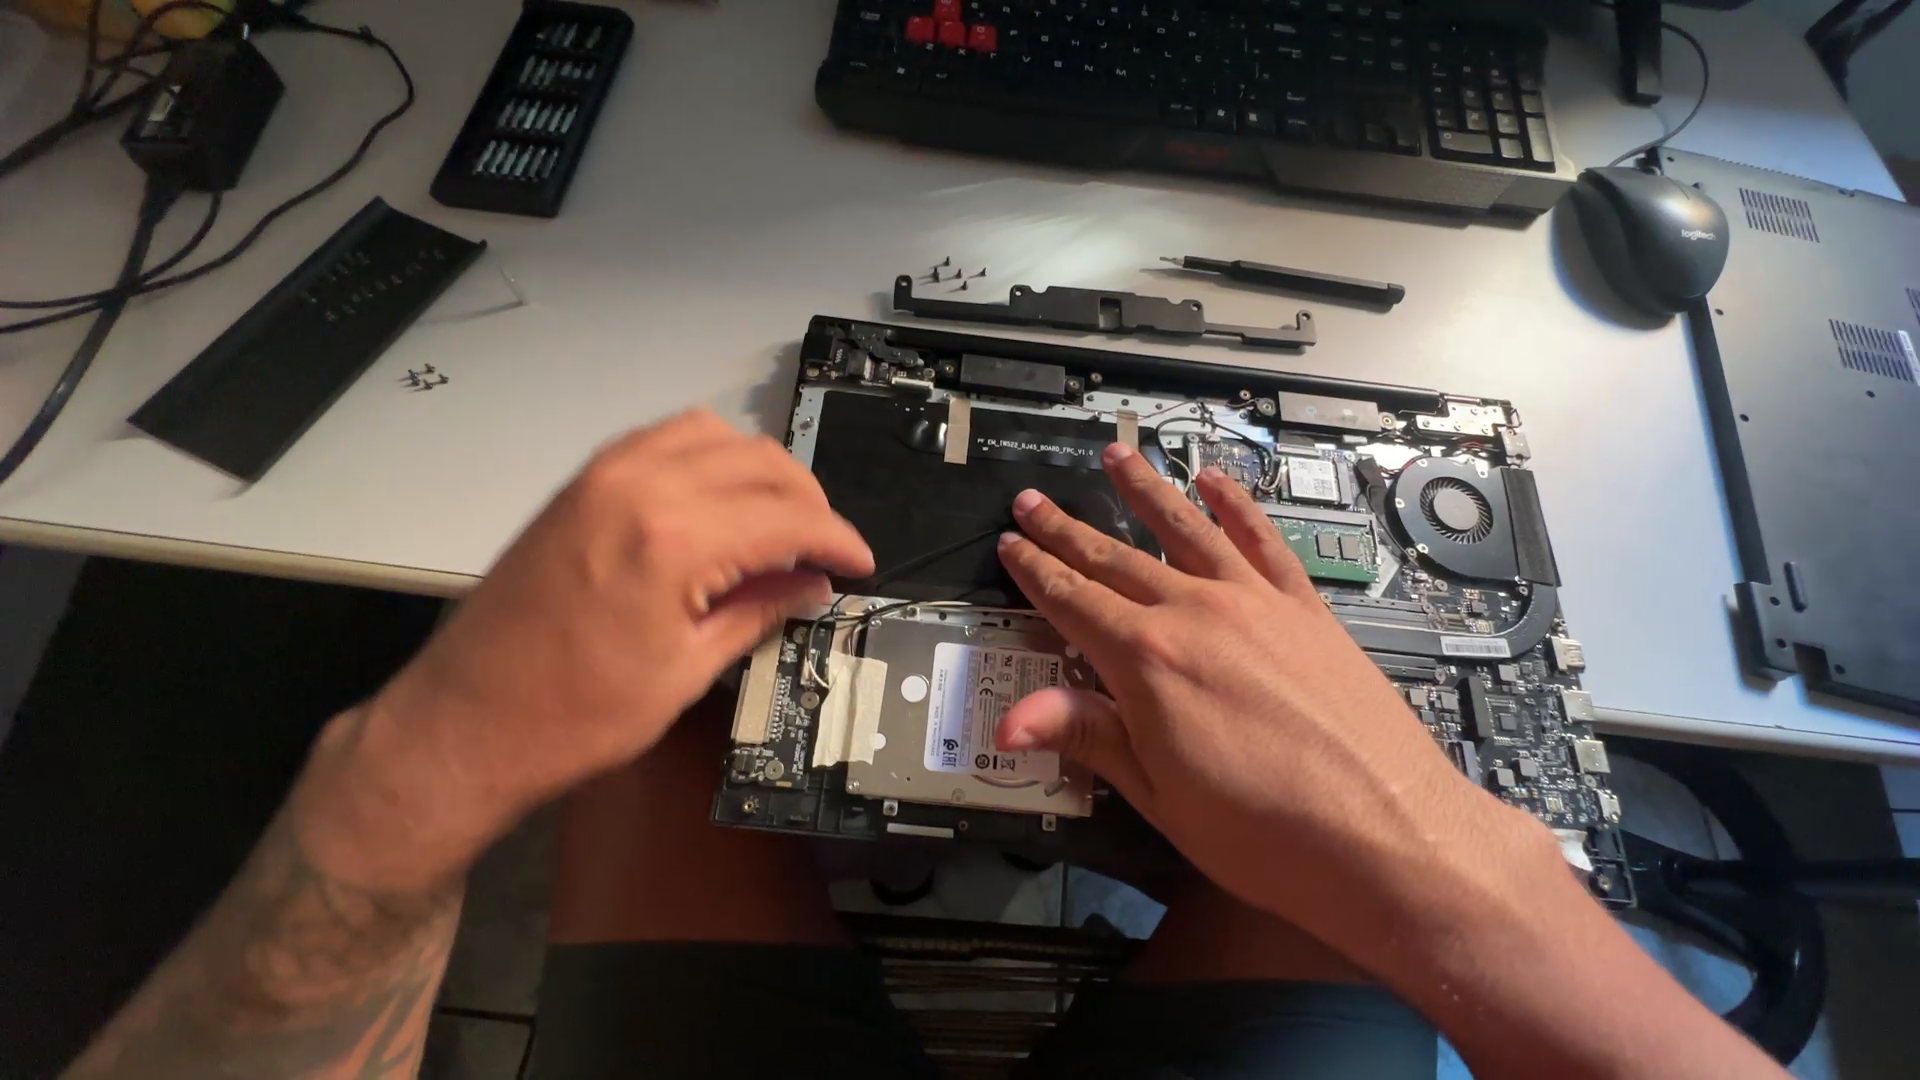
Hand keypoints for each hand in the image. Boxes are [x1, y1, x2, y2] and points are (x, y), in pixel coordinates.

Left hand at [329, 410, 872, 872]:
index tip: (861, 565)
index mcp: (674, 538)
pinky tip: (723, 503)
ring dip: (763, 472)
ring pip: (718, 434)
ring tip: (780, 524)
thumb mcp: (689, 671)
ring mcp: (605, 474)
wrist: (464, 726)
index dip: (838, 540)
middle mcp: (641, 484)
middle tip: (825, 553)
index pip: (788, 517)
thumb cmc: (578, 717)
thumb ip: (761, 611)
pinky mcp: (584, 481)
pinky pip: (667, 439)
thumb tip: (814, 585)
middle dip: (810, 503)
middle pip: (761, 463)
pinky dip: (712, 458)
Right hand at [994, 442, 1550, 959]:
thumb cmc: (1265, 833)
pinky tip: (1214, 480)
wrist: (1391, 838)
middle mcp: (1195, 614)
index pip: (1072, 600)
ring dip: (1144, 490)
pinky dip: (1236, 506)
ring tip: (1114, 456)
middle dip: (1065, 529)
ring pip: (1184, 529)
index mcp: (1148, 660)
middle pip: (1114, 558)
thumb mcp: (1158, 795)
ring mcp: (1254, 603)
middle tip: (1032, 500)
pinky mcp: (1305, 609)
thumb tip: (1007, 721)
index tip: (1010, 546)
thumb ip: (1086, 736)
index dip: (1035, 571)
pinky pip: (1263, 541)